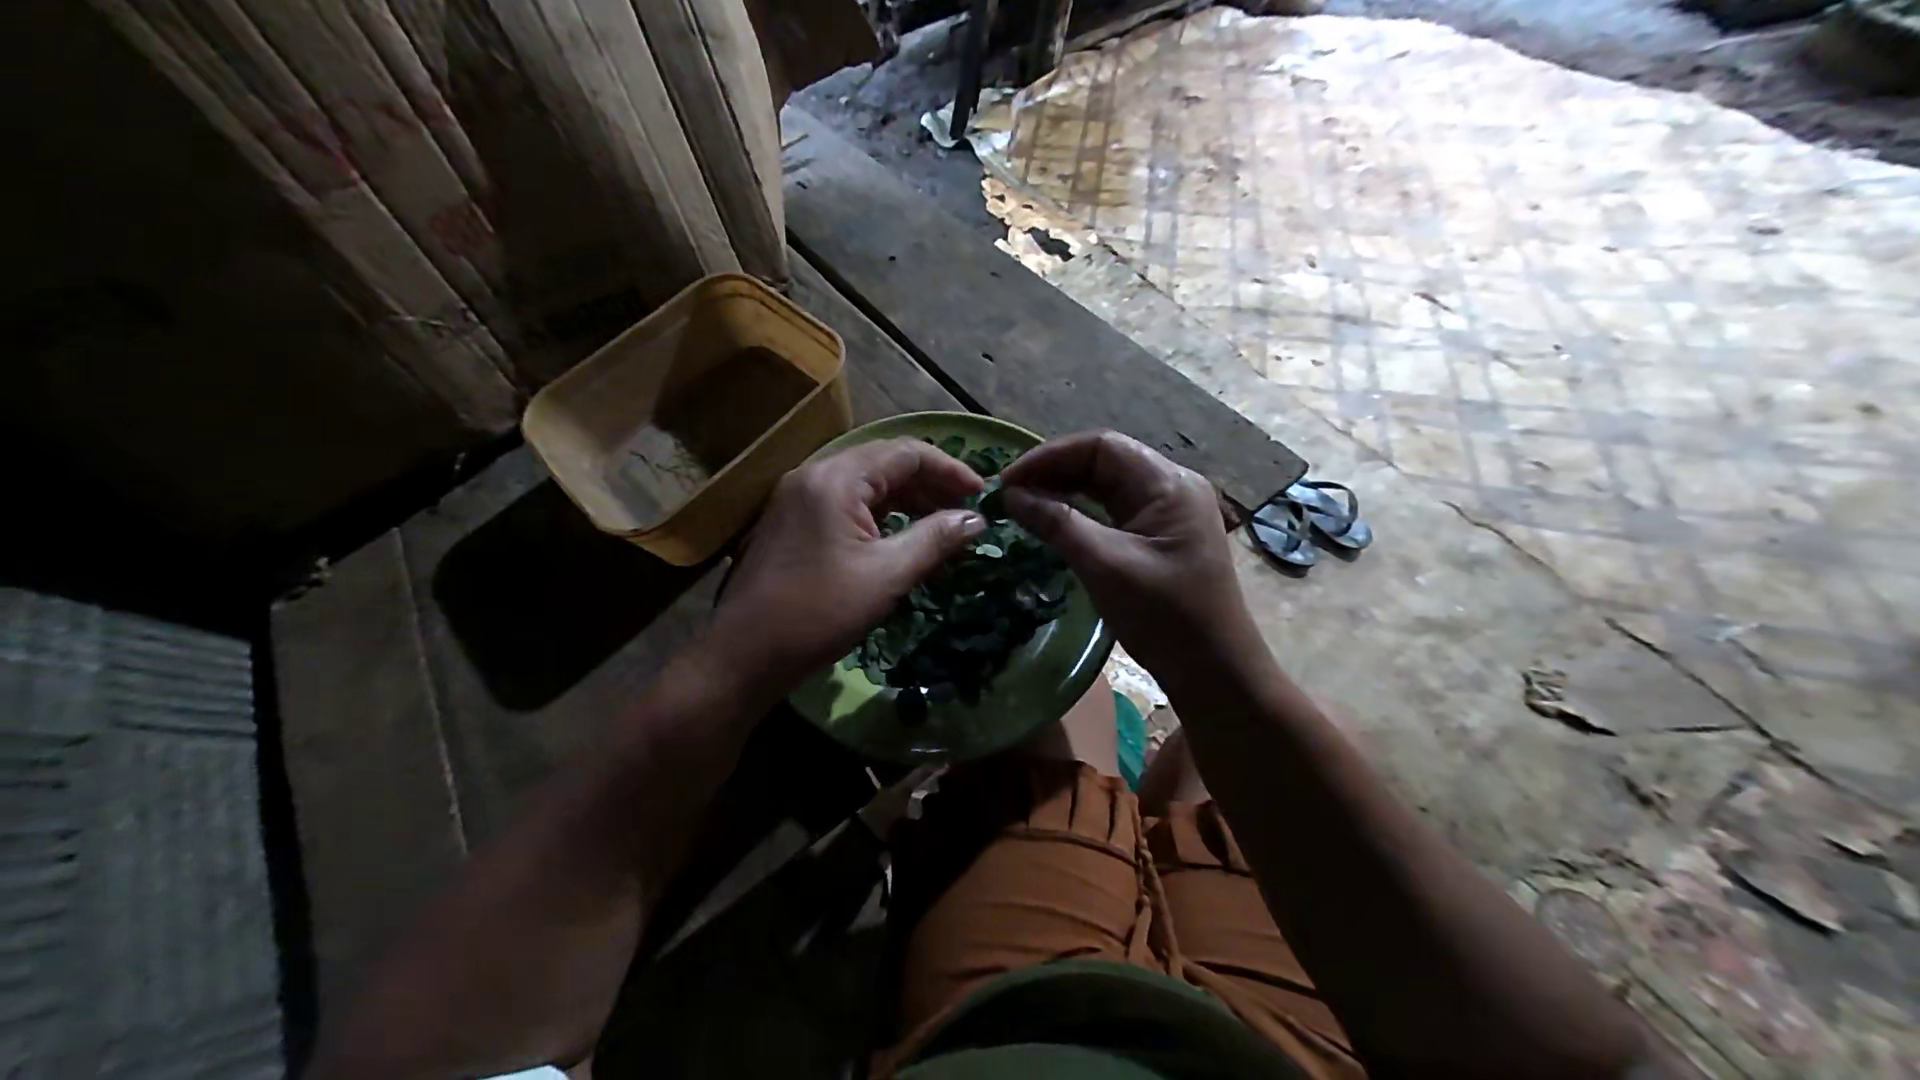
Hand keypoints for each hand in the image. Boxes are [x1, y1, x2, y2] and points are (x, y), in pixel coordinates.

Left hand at [713, 438, 987, 687]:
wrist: (745, 655)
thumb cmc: (820, 612)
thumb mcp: (887, 575)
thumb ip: (936, 539)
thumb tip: (977, 520)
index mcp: (836, 479)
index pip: (907, 453)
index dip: (952, 471)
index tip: (983, 498)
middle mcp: (815, 475)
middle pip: (887, 464)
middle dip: (932, 488)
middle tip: (967, 518)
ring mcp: (800, 498)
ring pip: (868, 487)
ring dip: (909, 504)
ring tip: (943, 534)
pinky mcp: (795, 522)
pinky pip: (848, 506)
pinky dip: (882, 520)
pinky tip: (905, 544)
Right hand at [999, 430, 1254, 677]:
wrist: (1214, 673)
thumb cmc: (1165, 617)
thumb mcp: (1105, 565)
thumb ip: (1057, 523)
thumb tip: (1010, 496)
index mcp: (1169, 484)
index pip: (1101, 446)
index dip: (1049, 456)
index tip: (1008, 481)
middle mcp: (1172, 487)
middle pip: (1104, 462)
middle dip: (1054, 473)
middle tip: (1009, 495)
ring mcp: (1168, 513)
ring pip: (1106, 486)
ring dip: (1064, 492)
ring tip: (1022, 506)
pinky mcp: (1161, 537)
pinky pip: (1114, 511)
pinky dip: (1080, 513)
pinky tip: (1052, 523)